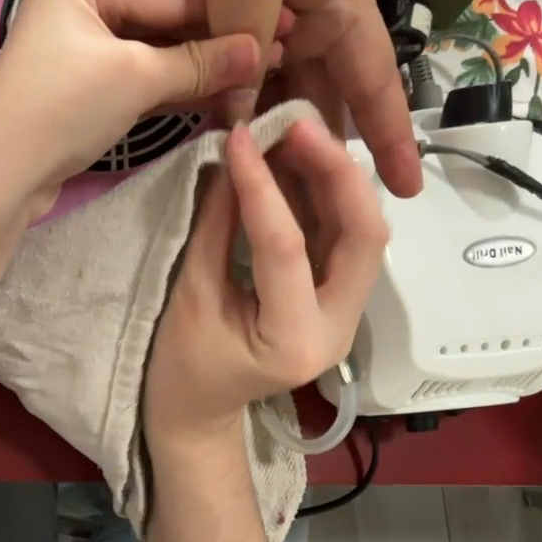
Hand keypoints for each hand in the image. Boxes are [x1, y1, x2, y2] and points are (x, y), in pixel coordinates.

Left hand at [0, 0, 271, 219]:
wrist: (3, 178)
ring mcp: (74, 47)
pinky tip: (211, 98)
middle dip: (212, 44)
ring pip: (148, 54)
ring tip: (251, 81)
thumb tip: (260, 53)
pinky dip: (166, 91)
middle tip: (273, 57)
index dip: (225, 15)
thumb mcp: (136, 78)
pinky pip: (132, 80)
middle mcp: (74, 2)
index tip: (280, 28)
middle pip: (160, 20)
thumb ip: (199, 63)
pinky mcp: (76, 89)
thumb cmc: (62, 110)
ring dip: (194, 71)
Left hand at [133, 0, 422, 197]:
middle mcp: (295, 17)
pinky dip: (213, 107)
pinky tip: (211, 148)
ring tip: (263, 195)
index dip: (387, 135)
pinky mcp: (204, 20)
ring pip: (259, 92)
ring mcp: (248, 21)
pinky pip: (213, 74)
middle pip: (313, 97)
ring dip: (258, 136)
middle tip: (312, 213)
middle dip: (313, 149)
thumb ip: (246, 47)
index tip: (404, 188)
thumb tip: (245, 120)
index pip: (368, 80)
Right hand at [144, 117, 386, 450]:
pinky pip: (344, 242)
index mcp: (295, 341)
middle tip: (297, 125)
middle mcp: (338, 329)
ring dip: (337, 179)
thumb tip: (234, 162)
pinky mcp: (337, 302)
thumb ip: (217, 230)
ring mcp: (346, 316)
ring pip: (363, 233)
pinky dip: (326, 200)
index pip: (285, 248)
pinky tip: (300, 166)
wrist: (196, 415)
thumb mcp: (190, 301)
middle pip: (363, 235)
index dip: (262, 187)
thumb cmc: (179, 371)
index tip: (239, 138)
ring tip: (299, 134)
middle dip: (335, 172)